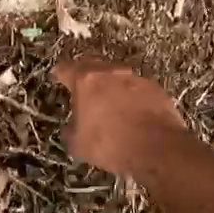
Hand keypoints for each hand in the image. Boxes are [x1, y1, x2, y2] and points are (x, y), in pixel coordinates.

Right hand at [51, 58, 196, 179]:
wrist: (157, 148)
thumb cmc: (110, 144)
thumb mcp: (78, 144)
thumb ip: (71, 131)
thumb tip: (70, 129)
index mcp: (86, 81)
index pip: (65, 68)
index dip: (58, 72)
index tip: (56, 76)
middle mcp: (110, 73)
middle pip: (92, 63)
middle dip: (83, 71)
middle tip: (79, 83)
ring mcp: (135, 78)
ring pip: (116, 74)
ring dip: (109, 83)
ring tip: (107, 98)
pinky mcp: (155, 88)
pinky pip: (136, 87)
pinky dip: (130, 94)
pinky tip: (131, 109)